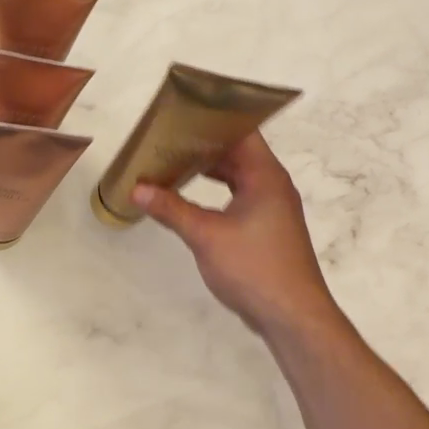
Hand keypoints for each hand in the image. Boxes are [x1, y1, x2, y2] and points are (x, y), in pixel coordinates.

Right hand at [131, 132, 339, 335]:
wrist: (291, 315)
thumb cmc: (254, 267)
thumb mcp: (205, 236)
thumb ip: (171, 209)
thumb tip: (137, 189)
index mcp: (265, 177)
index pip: (242, 132)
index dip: (214, 119)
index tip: (182, 114)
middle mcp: (272, 186)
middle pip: (238, 153)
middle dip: (203, 145)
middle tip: (166, 139)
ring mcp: (271, 209)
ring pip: (237, 177)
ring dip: (207, 170)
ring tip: (171, 164)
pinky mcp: (265, 229)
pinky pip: (237, 197)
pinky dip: (214, 192)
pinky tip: (189, 200)